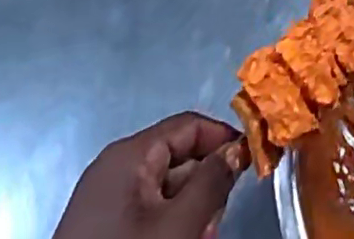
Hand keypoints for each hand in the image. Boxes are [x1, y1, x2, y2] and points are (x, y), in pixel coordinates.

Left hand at [53, 112, 246, 238]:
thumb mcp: (178, 226)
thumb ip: (212, 182)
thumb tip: (235, 150)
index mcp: (131, 154)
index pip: (189, 126)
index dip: (223, 139)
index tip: (251, 164)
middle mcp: (117, 168)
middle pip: (179, 160)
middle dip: (205, 190)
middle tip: (214, 227)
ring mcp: (106, 200)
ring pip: (166, 192)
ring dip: (190, 215)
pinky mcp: (102, 228)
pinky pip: (148, 214)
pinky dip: (169, 228)